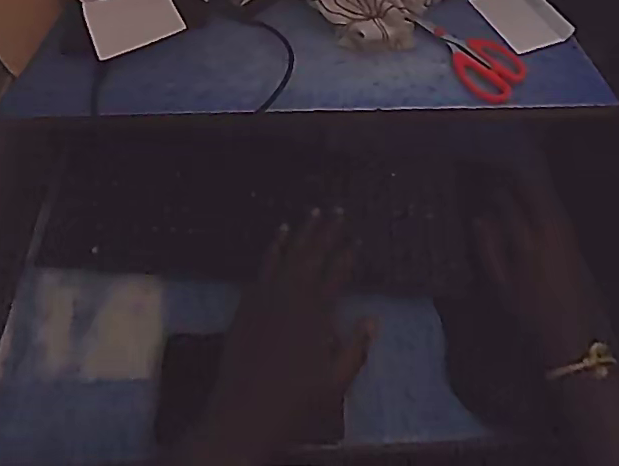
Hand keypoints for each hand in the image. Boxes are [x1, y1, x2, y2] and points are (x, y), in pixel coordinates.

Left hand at [173, 209, 375, 465]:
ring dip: (303, 230)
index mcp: (316, 313)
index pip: (336, 275)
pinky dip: (275, 244)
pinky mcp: (250, 296)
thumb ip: (355, 350)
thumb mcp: (334, 384)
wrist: (245, 408)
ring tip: (314, 210)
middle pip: (313, 255)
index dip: (347, 256)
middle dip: (327, 231)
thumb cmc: (295, 402)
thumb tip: (374, 319)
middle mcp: (293, 294)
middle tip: (338, 210)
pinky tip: (280, 231)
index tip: (357, 239)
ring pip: (289, 252)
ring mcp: (269, 292)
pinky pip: (265, 262)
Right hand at [471, 171, 602, 368]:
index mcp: (526, 241)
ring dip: (529, 184)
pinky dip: (542, 198)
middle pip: (530, 192)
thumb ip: (488, 246)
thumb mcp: (500, 283)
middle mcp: (549, 232)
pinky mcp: (575, 243)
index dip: (490, 185)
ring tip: (511, 174)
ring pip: (546, 198)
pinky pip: (555, 210)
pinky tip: (532, 196)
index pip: (505, 201)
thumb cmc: (531, 315)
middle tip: (494, 165)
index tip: (477, 175)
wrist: (574, 341)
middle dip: (512, 177)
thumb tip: (480, 216)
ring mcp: (566, 237)